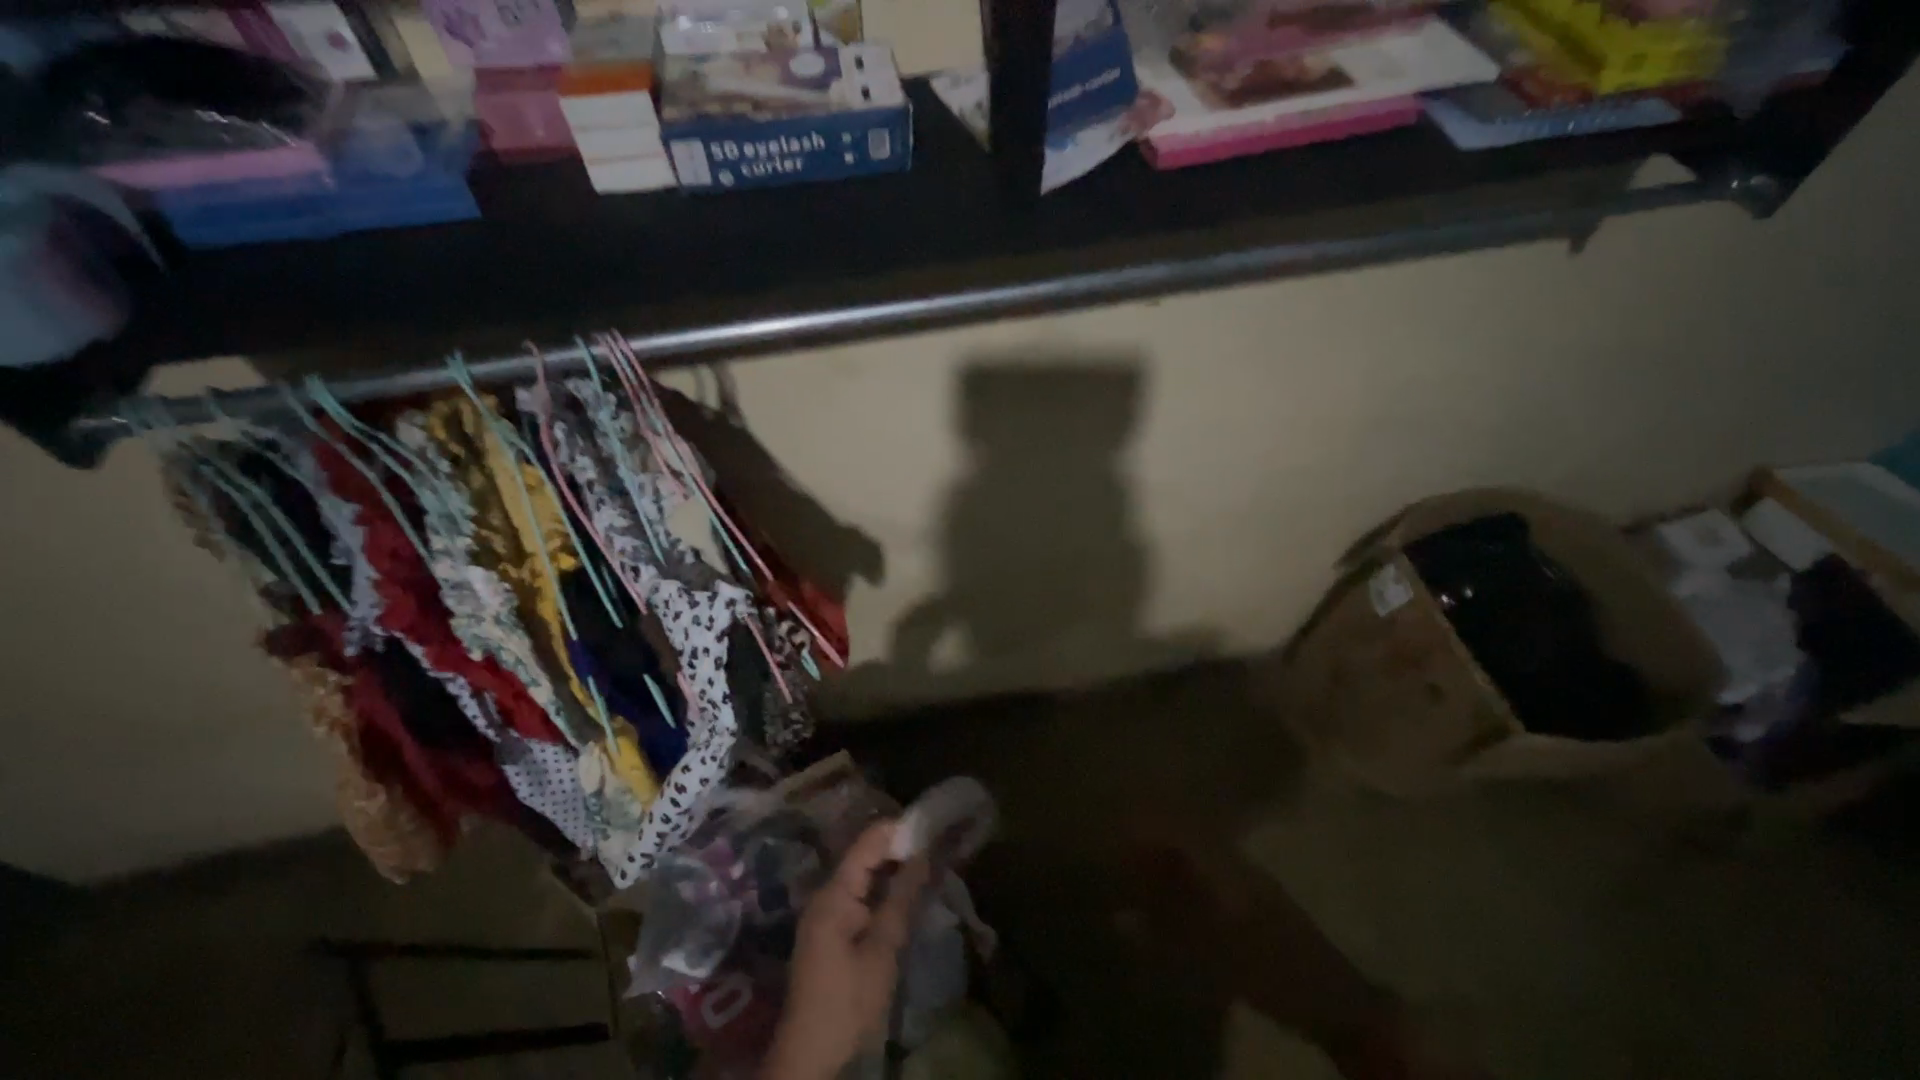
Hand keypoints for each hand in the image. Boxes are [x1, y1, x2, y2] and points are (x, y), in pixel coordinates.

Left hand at [761, 821, 930, 1079]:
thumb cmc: (848, 1000)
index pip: (867, 843)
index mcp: (834, 894)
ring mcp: (825, 912)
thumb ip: (902, 899)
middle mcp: (825, 894)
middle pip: (863, 856)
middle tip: (938, 841)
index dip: (899, 829)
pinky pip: (858, 895)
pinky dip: (882, 890)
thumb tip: (924, 855)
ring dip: (892, 869)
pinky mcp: (829, 930)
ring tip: (930, 860)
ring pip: (862, 876)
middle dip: (899, 847)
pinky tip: (906, 892)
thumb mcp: (882, 950)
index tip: (933, 821)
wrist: (809, 1050)